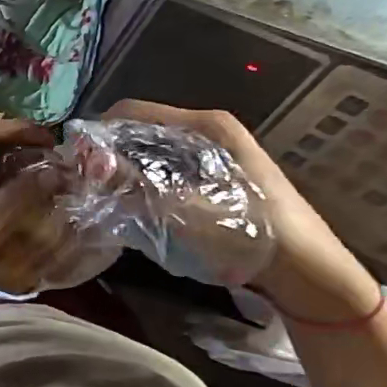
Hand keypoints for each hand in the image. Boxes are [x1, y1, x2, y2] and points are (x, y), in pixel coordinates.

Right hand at [105, 100, 380, 318]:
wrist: (310, 274)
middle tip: (87, 184)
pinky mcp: (219, 176)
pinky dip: (148, 183)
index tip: (75, 162)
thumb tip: (87, 161)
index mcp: (205, 125)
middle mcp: (209, 130)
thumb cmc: (249, 234)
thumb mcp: (186, 211)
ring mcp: (216, 154)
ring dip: (128, 172)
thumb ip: (134, 184)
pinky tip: (138, 208)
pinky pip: (169, 170)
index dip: (99, 133)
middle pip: (141, 131)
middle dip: (110, 154)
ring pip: (153, 153)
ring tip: (106, 198)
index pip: (132, 112)